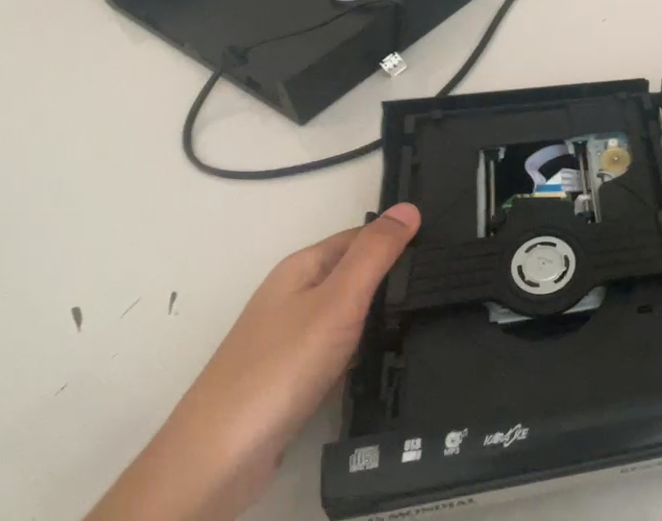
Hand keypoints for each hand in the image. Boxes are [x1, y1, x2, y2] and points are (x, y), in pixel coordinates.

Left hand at [87, 204, 420, 520]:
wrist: (221, 454)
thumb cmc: (282, 365)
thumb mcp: (338, 299)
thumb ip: (375, 254)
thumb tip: (409, 207)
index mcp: (301, 268)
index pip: (359, 237)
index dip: (397, 238)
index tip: (440, 251)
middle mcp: (292, 296)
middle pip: (353, 275)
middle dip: (391, 280)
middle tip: (439, 288)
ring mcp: (290, 339)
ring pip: (348, 316)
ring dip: (378, 318)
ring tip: (424, 323)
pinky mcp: (293, 377)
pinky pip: (339, 351)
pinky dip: (361, 352)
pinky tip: (384, 364)